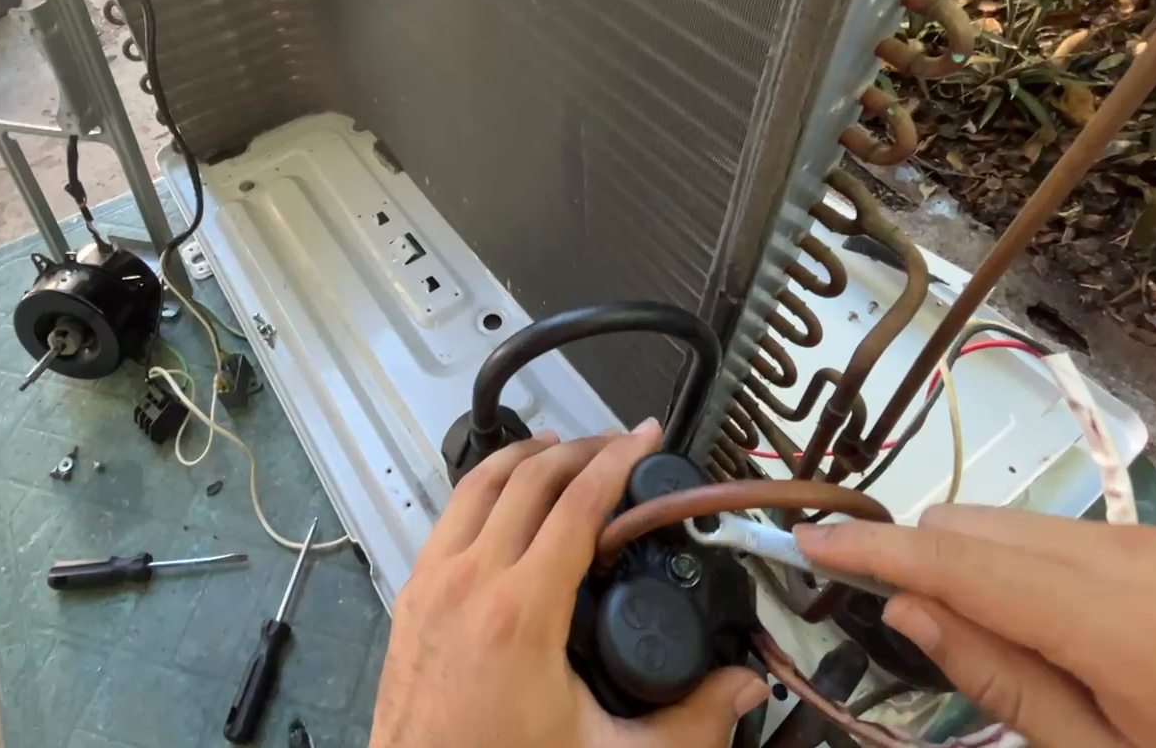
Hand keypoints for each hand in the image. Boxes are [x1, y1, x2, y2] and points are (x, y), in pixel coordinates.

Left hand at [371, 420, 767, 747]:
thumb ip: (687, 725)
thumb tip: (743, 688)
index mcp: (522, 611)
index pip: (578, 504)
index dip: (619, 460)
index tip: (645, 437)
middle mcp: (472, 577)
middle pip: (531, 477)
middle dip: (580, 448)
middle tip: (617, 444)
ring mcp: (434, 576)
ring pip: (482, 480)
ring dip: (528, 454)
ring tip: (566, 446)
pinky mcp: (413, 585)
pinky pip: (453, 509)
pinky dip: (486, 481)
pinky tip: (510, 488)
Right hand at [795, 504, 1155, 747]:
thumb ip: (1008, 683)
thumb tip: (907, 613)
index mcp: (1119, 619)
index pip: (952, 560)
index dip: (867, 549)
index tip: (802, 539)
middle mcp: (1125, 552)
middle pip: (967, 526)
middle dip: (915, 561)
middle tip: (897, 622)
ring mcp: (1153, 542)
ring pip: (1002, 524)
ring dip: (963, 562)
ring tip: (977, 635)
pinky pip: (1050, 536)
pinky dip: (1011, 564)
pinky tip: (1038, 624)